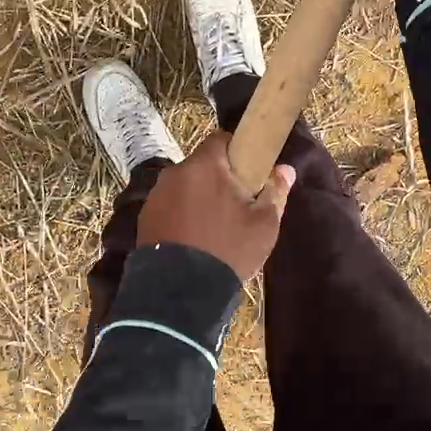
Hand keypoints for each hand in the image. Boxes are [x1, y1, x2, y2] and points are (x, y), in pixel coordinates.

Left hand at [136, 132, 295, 280]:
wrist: (180, 291)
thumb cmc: (229, 250)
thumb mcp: (264, 224)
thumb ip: (275, 191)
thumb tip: (285, 169)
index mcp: (205, 165)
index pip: (221, 139)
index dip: (237, 151)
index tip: (248, 172)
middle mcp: (176, 172)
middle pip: (201, 164)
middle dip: (217, 178)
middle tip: (234, 205)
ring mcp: (156, 195)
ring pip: (184, 186)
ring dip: (197, 197)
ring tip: (211, 227)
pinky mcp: (145, 217)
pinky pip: (168, 206)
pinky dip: (179, 215)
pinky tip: (191, 239)